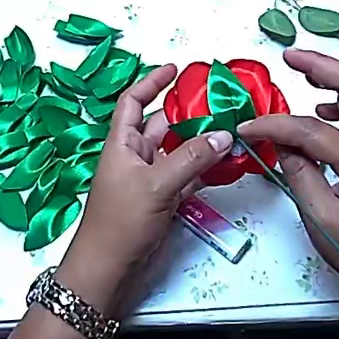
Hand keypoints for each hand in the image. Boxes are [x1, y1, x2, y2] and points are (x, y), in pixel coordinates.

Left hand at [62, 63, 234, 316]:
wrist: (109, 270)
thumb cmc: (120, 223)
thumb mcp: (156, 185)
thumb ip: (191, 158)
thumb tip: (223, 135)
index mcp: (122, 144)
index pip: (133, 102)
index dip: (151, 83)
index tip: (174, 69)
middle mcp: (136, 157)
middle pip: (162, 125)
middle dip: (188, 114)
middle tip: (218, 103)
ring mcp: (150, 179)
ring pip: (179, 151)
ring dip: (201, 143)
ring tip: (230, 130)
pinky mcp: (163, 199)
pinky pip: (187, 175)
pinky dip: (205, 169)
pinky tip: (225, 164)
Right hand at [236, 50, 338, 289]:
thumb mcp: (323, 221)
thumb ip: (300, 176)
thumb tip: (282, 146)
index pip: (311, 129)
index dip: (275, 125)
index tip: (250, 127)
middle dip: (321, 65)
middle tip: (291, 57)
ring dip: (337, 76)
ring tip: (306, 72)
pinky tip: (323, 111)